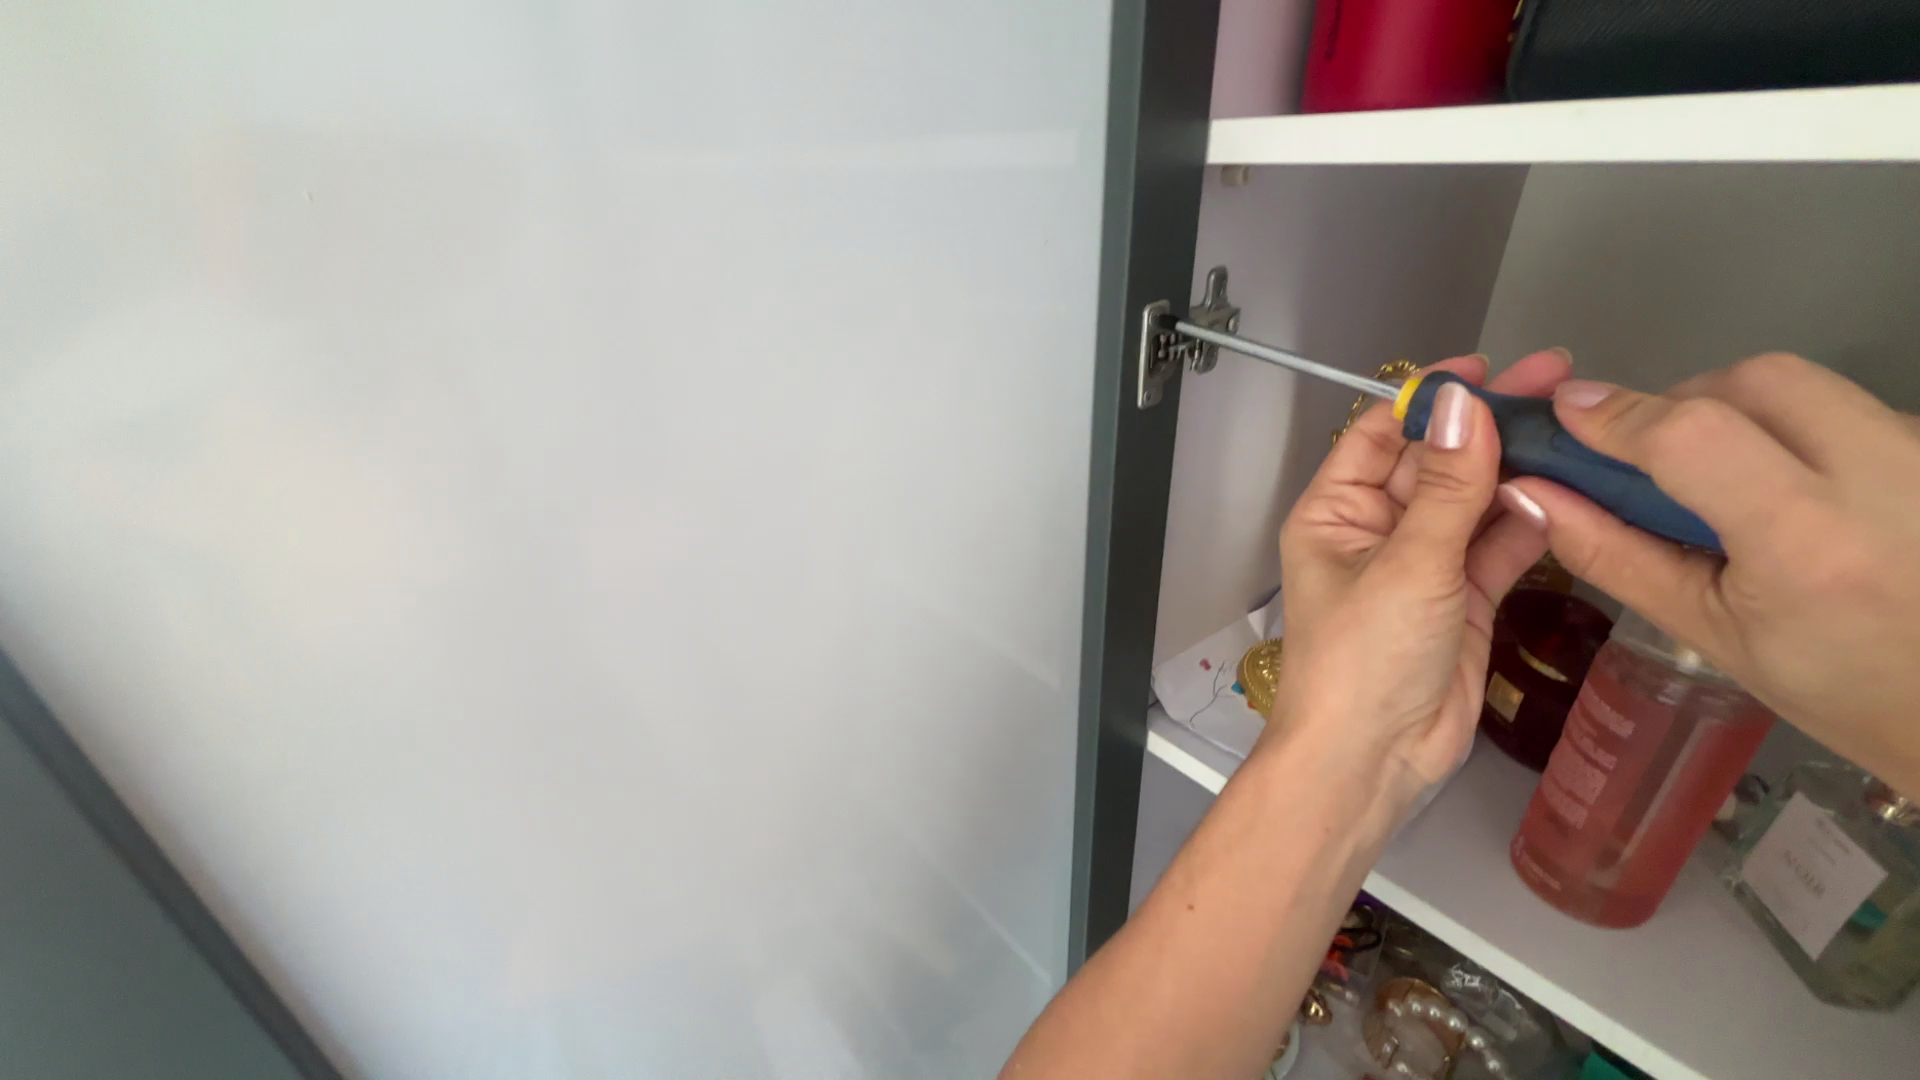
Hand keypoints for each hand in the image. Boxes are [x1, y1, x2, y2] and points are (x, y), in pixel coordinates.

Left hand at [1269, 350, 1571, 806]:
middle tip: (1557, 382)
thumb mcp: (1407, 566)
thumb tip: (1464, 408)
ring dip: (1516, 469)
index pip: (1378, 437)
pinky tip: (1570, 490)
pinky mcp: (1461, 598)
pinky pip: (1497, 545)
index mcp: (1333, 514)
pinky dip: (1529, 522)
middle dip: (1486, 427)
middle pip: (1434, 463)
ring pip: (1472, 501)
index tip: (1485, 368)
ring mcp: (1420, 564)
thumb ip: (1447, 490)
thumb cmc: (1362, 660)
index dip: (1427, 401)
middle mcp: (1373, 531)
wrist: (1373, 755)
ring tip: (1579, 427)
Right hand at [1508, 353, 1919, 794]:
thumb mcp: (1703, 628)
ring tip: (1722, 479)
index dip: (1620, 414)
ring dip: (1740, 414)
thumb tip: (1528, 492)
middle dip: (1683, 399)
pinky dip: (1795, 432)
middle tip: (1649, 450)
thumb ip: (1609, 552)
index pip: (1695, 434)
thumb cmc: (1836, 688)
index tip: (1566, 409)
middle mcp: (1892, 480)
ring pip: (1813, 390)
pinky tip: (1791, 489)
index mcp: (1808, 543)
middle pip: (1762, 381)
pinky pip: (1855, 413)